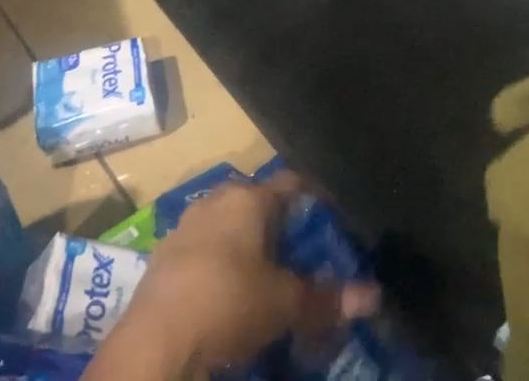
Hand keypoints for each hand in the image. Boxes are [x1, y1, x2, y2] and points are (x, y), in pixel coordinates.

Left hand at [84, 176, 379, 380]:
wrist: (155, 345)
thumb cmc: (229, 302)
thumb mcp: (285, 303)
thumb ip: (328, 297)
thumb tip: (374, 295)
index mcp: (248, 197)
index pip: (292, 183)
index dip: (316, 199)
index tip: (334, 217)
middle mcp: (215, 201)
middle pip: (257, 203)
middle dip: (280, 225)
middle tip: (304, 252)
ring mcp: (183, 228)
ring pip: (227, 227)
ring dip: (246, 245)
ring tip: (267, 274)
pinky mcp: (161, 260)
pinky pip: (203, 252)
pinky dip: (220, 265)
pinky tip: (229, 292)